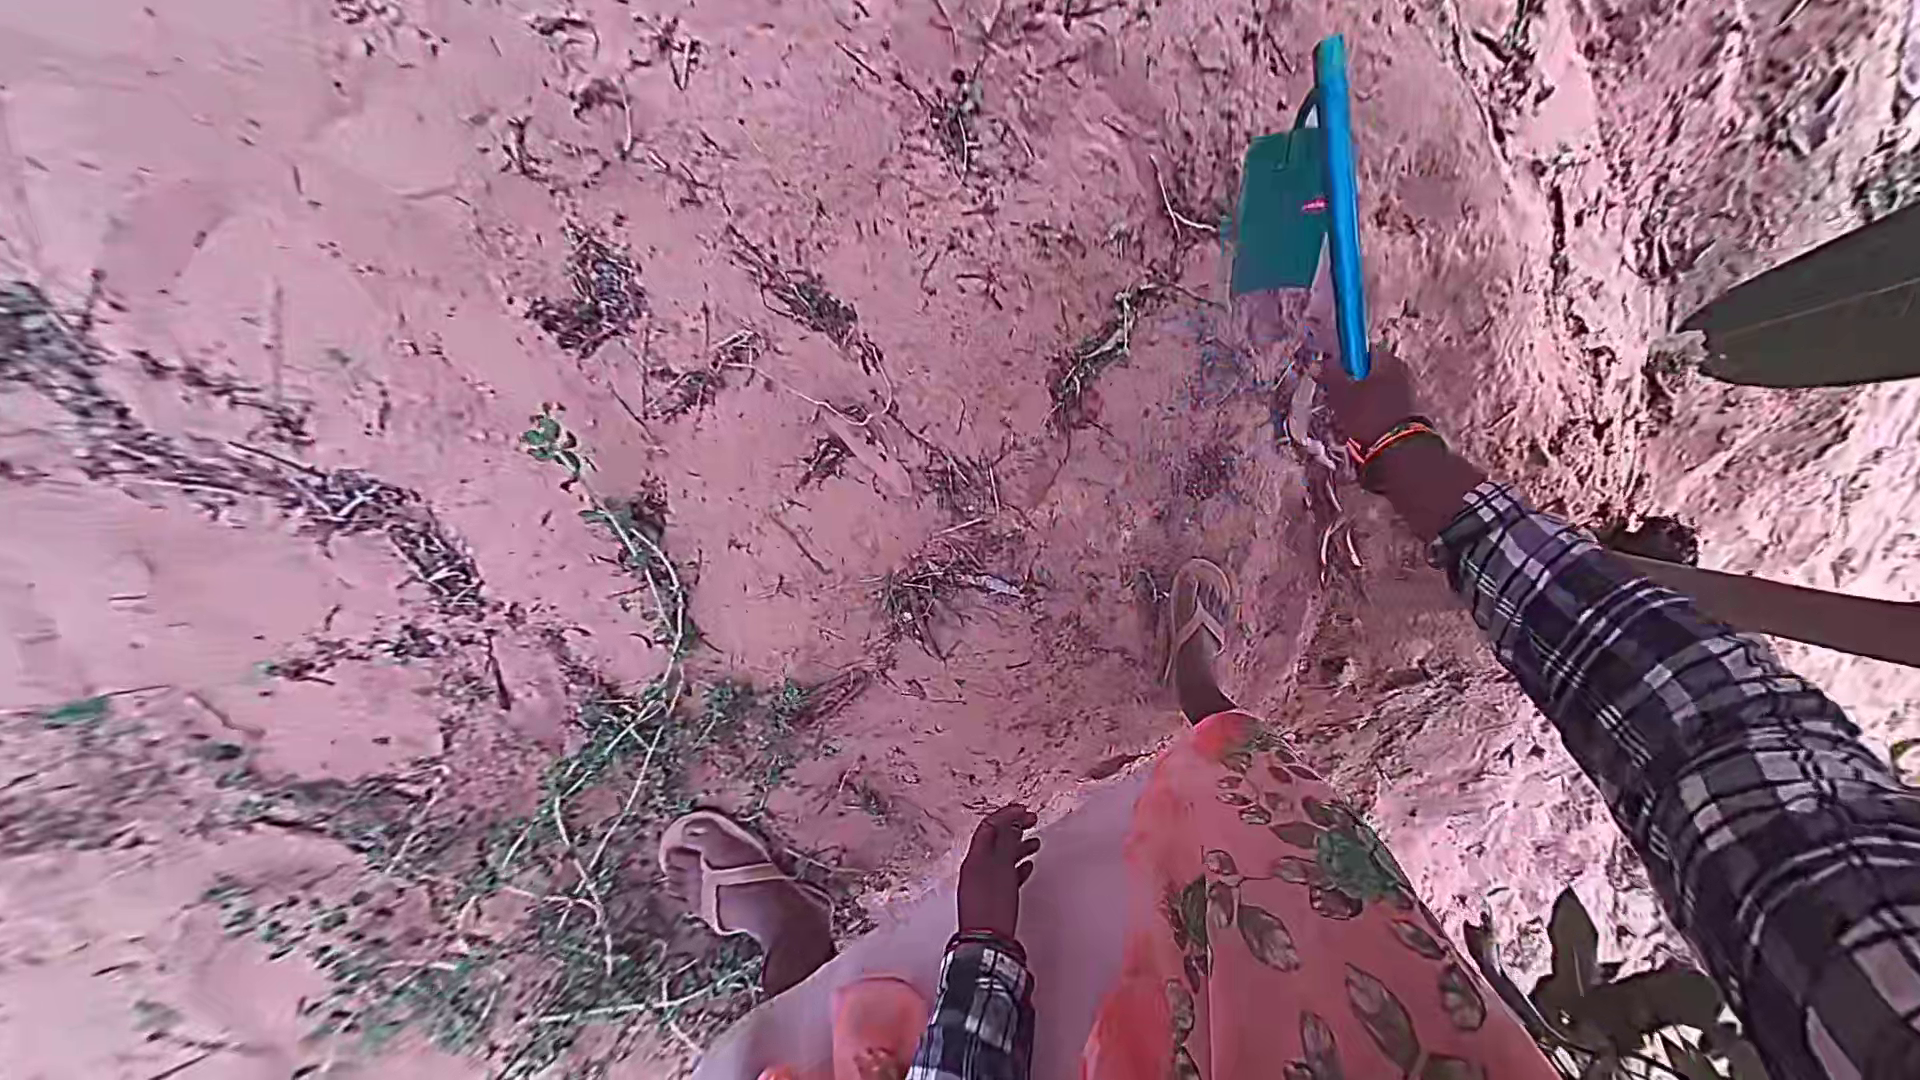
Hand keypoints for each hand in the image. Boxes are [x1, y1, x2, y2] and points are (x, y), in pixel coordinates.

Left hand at [957, 804, 1039, 939]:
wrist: (987, 944)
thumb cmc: (993, 906)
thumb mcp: (1003, 868)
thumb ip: (1008, 844)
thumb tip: (1012, 824)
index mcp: (976, 856)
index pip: (989, 826)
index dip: (1007, 815)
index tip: (1023, 810)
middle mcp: (975, 866)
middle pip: (994, 839)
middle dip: (1013, 827)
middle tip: (1031, 821)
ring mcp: (981, 882)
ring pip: (1000, 856)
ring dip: (1017, 846)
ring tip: (1034, 843)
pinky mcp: (990, 897)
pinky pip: (1003, 874)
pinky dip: (1016, 866)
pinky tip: (1027, 867)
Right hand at [1322, 346, 1421, 447]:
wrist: (1396, 444)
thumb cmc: (1368, 414)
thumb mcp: (1342, 393)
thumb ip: (1330, 375)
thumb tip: (1317, 364)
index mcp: (1387, 361)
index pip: (1363, 348)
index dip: (1345, 357)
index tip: (1333, 370)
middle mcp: (1400, 370)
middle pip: (1367, 368)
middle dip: (1350, 378)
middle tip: (1336, 392)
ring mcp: (1404, 389)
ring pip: (1373, 385)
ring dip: (1358, 394)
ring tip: (1346, 410)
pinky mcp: (1404, 406)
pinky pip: (1380, 399)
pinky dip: (1368, 405)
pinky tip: (1359, 418)